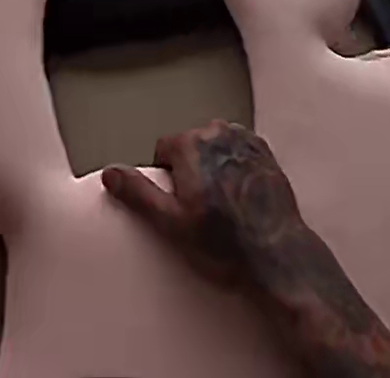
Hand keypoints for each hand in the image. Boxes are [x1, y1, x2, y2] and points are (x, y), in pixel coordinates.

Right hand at [98, 120, 306, 288]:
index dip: (168, 176)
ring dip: (214, 164)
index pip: (164, 148)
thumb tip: (112, 173)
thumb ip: (138, 192)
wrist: (278, 256)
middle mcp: (217, 134)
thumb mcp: (171, 223)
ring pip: (215, 146)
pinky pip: (239, 151)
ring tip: (223, 202)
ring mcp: (244, 141)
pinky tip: (241, 195)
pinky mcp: (265, 152)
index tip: (178, 199)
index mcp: (190, 145)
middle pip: (191, 144)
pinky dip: (236, 166)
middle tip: (201, 205)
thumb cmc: (227, 244)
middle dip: (191, 168)